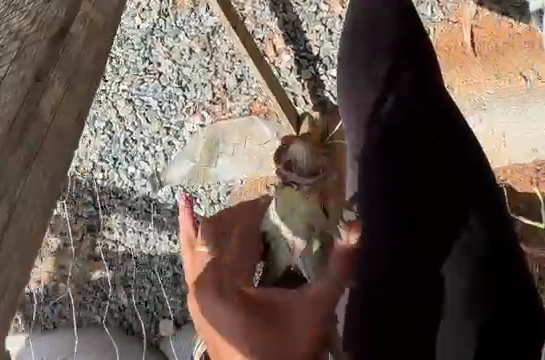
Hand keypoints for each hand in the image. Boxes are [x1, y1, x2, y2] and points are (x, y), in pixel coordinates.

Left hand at [178, 194, 357, 359]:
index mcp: (228, 282)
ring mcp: (194, 292)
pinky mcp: (194, 300)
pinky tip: (187, 206)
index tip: (281, 200)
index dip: (261, 209)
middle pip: (218, 228)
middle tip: (270, 210)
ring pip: (200, 237)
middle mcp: (203, 282)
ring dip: (223, 221)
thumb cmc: (290, 351)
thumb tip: (358, 226)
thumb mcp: (317, 310)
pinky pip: (188, 254)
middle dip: (243, 213)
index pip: (242, 228)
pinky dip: (191, 230)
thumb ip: (339, 267)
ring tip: (246, 212)